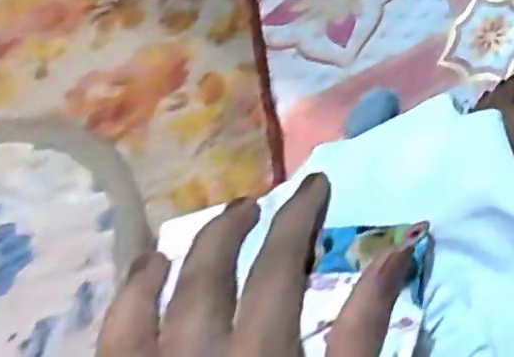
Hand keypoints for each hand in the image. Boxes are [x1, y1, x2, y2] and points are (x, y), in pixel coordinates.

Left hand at [98, 174, 423, 356]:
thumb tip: (396, 251)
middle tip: (254, 206)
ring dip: (156, 269)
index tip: (317, 183)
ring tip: (170, 246)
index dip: (300, 213)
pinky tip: (130, 307)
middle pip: (207, 271)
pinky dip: (118, 319)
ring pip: (133, 314)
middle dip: (233, 226)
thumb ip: (365, 329)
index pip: (279, 260)